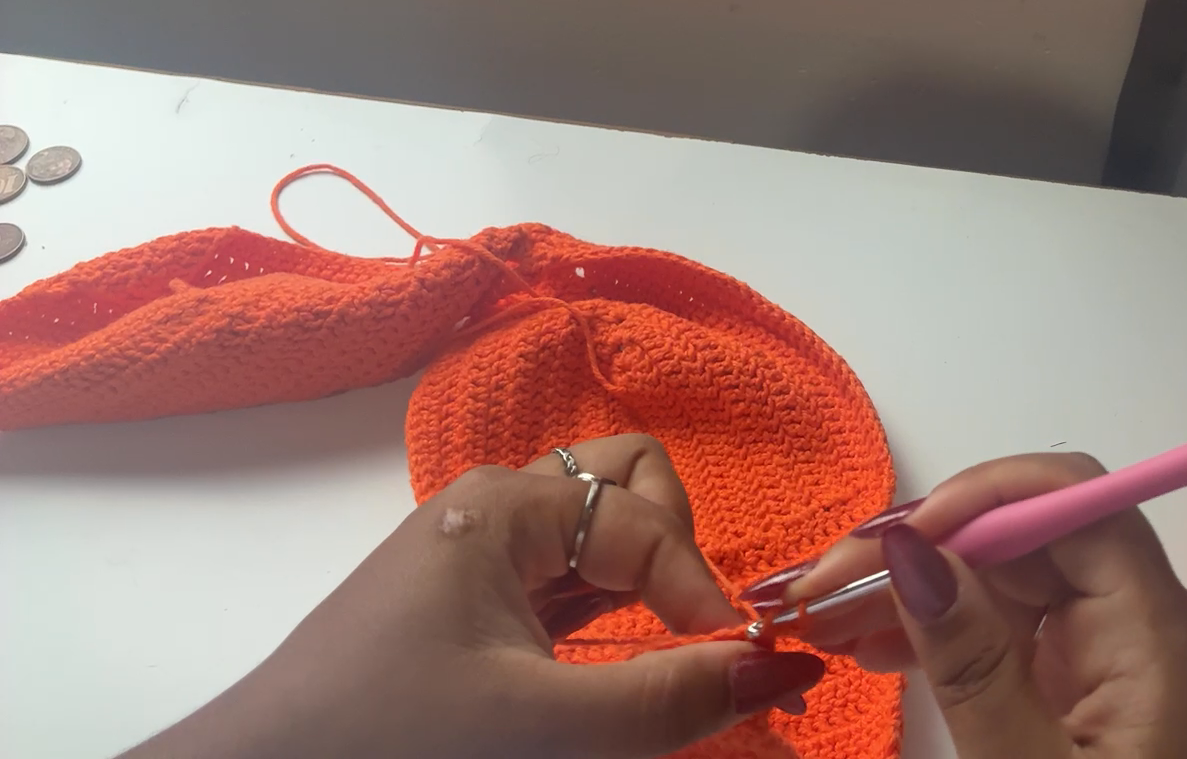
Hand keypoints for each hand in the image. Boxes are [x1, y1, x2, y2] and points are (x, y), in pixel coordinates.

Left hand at [123, 434, 827, 758]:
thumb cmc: (383, 751)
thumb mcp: (535, 732)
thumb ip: (665, 701)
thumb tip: (784, 666)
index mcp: (512, 502)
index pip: (647, 520)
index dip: (697, 587)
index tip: (726, 660)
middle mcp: (504, 500)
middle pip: (633, 476)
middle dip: (673, 540)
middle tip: (674, 616)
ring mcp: (489, 541)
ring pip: (608, 514)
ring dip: (647, 566)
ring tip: (650, 632)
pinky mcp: (480, 587)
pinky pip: (576, 562)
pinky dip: (613, 595)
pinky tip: (605, 647)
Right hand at [751, 454, 1186, 757]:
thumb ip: (972, 663)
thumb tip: (909, 548)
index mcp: (1148, 624)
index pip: (1070, 497)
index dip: (981, 494)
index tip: (895, 537)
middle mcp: (1133, 610)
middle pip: (1024, 531)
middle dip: (924, 546)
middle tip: (823, 585)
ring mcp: (1105, 640)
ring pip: (1004, 574)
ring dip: (916, 588)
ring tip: (826, 619)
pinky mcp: (1082, 671)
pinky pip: (1007, 622)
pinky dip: (943, 630)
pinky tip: (876, 649)